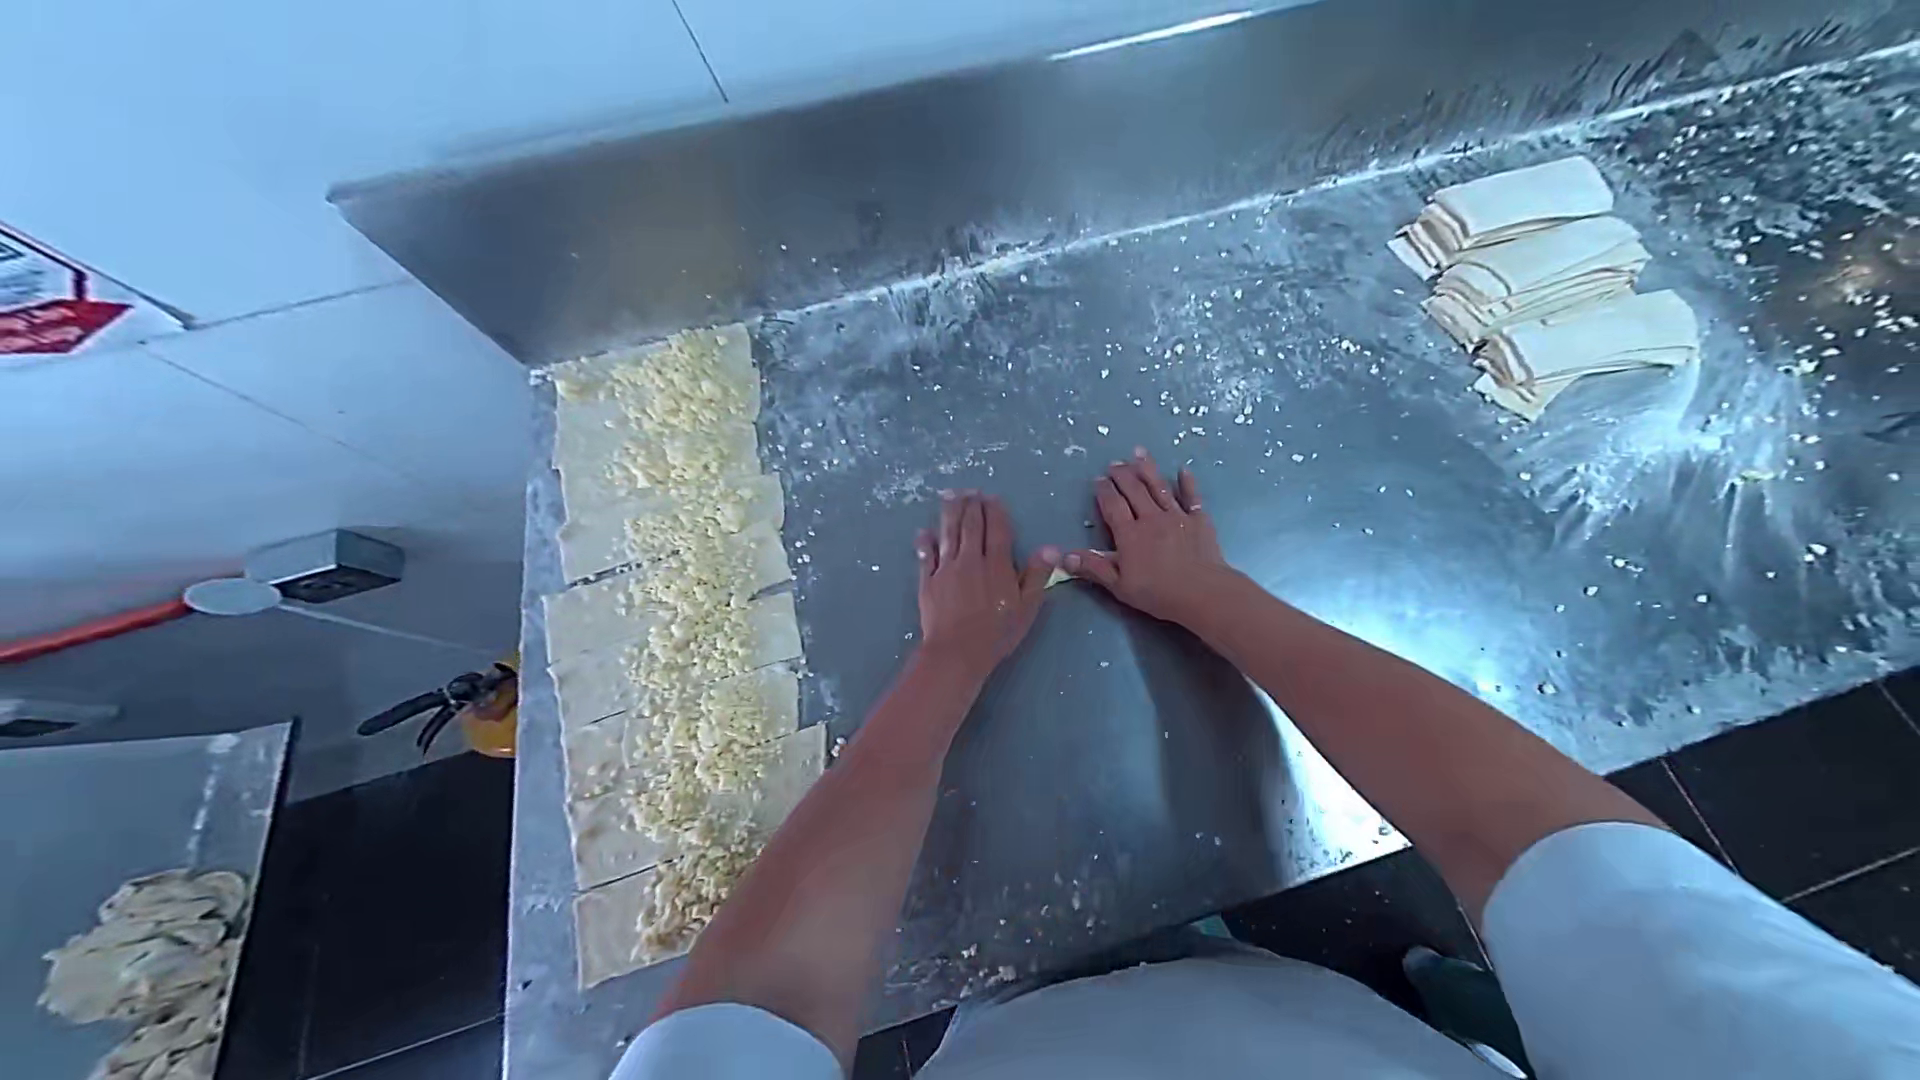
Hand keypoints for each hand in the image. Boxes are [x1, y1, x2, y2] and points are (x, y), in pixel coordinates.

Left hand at [914, 491, 1054, 677]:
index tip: (992, 498)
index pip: (996, 530)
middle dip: (972, 506)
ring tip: (950, 495)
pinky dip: (925, 542)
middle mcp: (970, 559)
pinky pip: (926, 556)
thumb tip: (1052, 547)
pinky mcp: (928, 581)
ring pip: (948, 533)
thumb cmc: (997, 632)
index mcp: (996, 564)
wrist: (957, 651)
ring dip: (949, 513)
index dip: (995, 512)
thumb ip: (1037, 575)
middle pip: (970, 526)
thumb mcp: (1027, 606)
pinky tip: (924, 532)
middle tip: (971, 491)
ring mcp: (946, 569)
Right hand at [1065, 448, 1236, 623]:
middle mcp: (1151, 518)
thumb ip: (1093, 567)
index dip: (1104, 491)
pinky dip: (1187, 483)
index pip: (1113, 506)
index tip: (1098, 479)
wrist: (1202, 593)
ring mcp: (1177, 517)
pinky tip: (1183, 471)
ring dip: (1148, 470)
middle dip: (1123, 475)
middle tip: (1115, 463)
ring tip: (1139, 453)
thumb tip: (1063, 555)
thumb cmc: (1157, 592)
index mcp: (1129, 534)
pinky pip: (1192, 497)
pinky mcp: (1199, 521)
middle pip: (1134, 491)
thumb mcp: (1118, 585)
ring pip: (1159, 487)